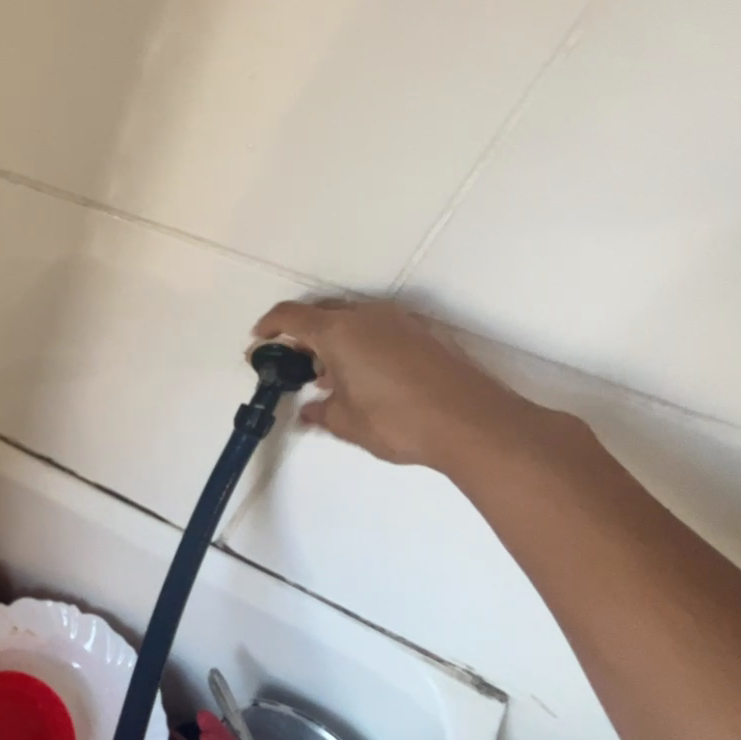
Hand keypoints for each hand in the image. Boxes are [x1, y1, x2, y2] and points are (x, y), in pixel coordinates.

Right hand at [253, 298, 549, 471]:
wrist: (479, 427)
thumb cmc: (398, 422)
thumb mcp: (345, 423)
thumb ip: (320, 411)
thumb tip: (311, 410)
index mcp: (337, 332)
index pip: (289, 316)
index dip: (269, 327)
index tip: (260, 342)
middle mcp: (368, 317)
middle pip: (322, 312)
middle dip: (304, 334)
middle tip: (298, 364)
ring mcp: (402, 323)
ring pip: (355, 320)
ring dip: (337, 340)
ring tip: (334, 376)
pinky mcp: (428, 335)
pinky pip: (382, 329)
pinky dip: (365, 344)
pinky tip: (369, 377)